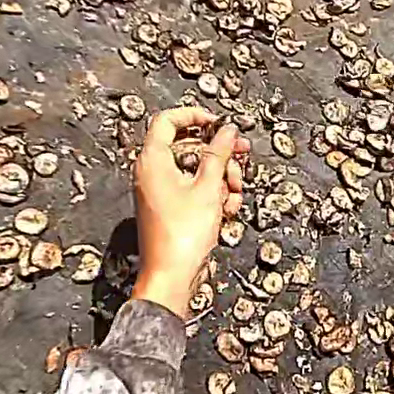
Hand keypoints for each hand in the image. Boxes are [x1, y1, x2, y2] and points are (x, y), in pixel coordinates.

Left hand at [132, 106, 248, 316]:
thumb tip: (228, 130)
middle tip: (241, 154)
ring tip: (234, 192)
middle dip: (218, 152)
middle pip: (187, 145)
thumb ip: (219, 153)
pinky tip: (227, 208)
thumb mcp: (208, 187)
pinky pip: (193, 189)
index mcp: (152, 160)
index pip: (167, 121)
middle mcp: (152, 172)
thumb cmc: (182, 234)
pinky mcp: (170, 207)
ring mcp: (160, 190)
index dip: (194, 116)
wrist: (171, 276)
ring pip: (194, 169)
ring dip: (220, 176)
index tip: (218, 123)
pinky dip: (212, 194)